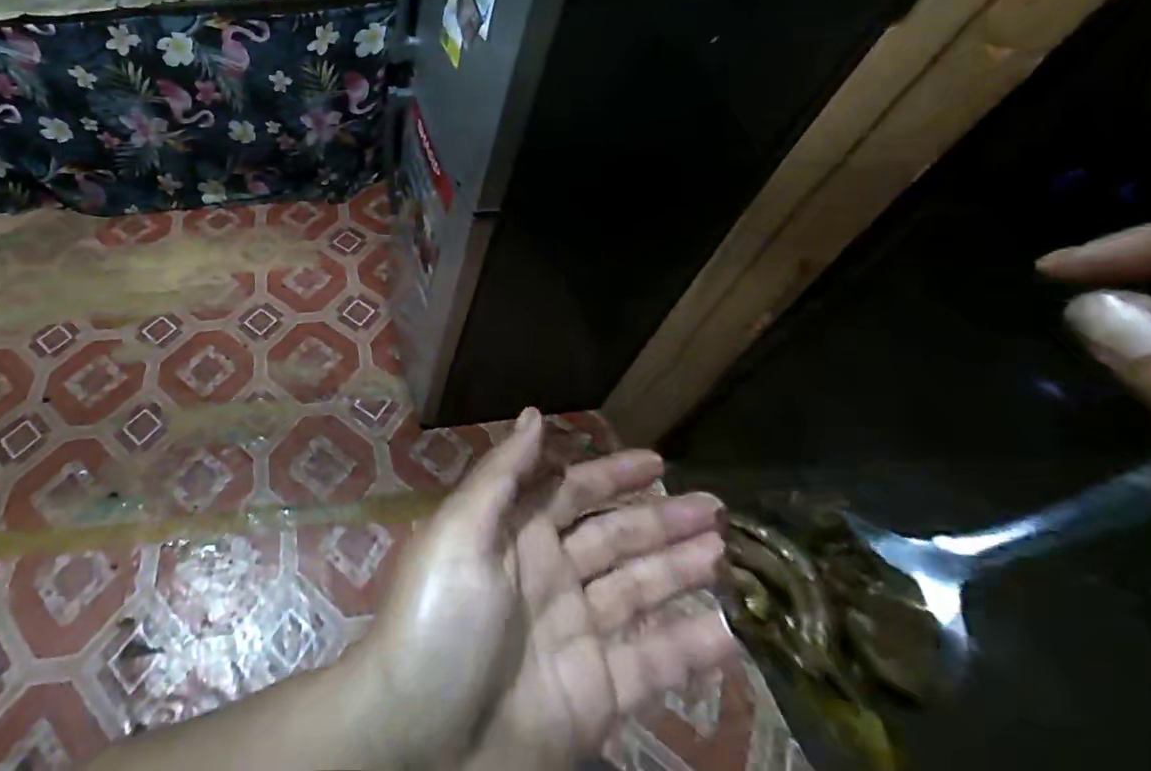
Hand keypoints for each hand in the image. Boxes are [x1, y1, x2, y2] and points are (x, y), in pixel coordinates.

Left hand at [355, 409, 735, 769]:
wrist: (422, 735)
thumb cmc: (438, 618)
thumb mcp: (460, 533)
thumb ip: (501, 475)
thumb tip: (534, 414)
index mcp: (512, 536)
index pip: (569, 492)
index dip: (610, 475)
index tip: (657, 461)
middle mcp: (547, 577)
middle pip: (613, 538)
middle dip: (660, 519)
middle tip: (715, 505)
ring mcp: (575, 634)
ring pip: (639, 592)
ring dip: (680, 570)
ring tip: (724, 550)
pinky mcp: (598, 692)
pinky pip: (653, 664)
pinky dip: (690, 648)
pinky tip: (728, 630)